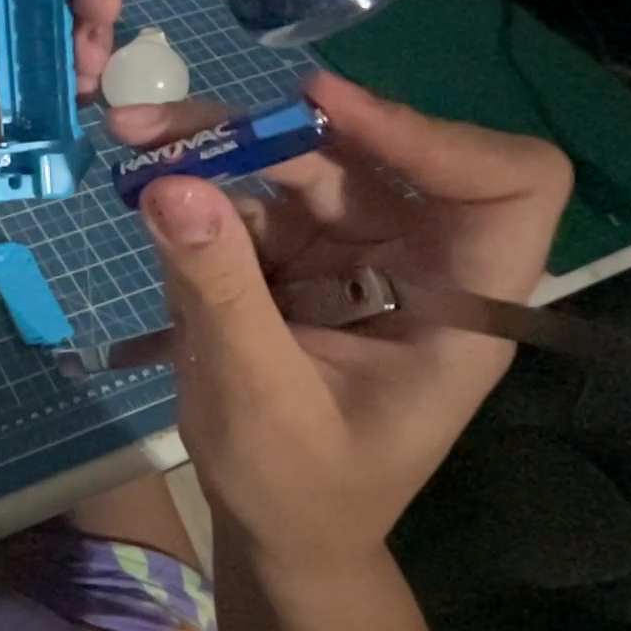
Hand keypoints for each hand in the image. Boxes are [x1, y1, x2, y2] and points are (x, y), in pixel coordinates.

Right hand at [108, 73, 571, 574]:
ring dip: (207, 147)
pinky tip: (138, 182)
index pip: (499, 189)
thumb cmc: (296, 482)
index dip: (424, 134)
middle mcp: (408, 262)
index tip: (319, 109)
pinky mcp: (282, 257)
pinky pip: (237, 198)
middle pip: (354, 161)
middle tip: (152, 122)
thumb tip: (168, 185)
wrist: (272, 520)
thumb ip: (218, 289)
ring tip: (131, 136)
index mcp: (455, 305)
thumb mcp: (255, 393)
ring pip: (286, 168)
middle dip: (255, 134)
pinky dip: (187, 186)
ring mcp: (342, 255)